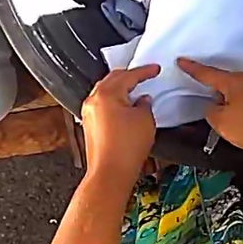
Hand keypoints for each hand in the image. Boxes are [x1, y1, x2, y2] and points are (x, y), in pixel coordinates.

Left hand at [80, 64, 159, 184]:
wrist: (110, 174)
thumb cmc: (124, 150)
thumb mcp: (145, 120)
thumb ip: (145, 104)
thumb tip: (143, 101)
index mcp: (107, 94)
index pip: (128, 75)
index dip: (144, 71)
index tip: (153, 69)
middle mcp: (93, 101)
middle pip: (112, 80)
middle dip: (129, 77)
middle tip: (144, 76)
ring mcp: (89, 114)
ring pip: (105, 92)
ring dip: (121, 89)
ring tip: (136, 92)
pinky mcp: (89, 126)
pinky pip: (102, 106)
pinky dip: (114, 102)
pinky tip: (125, 109)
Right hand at [176, 59, 242, 157]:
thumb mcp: (222, 124)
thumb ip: (211, 111)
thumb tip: (214, 105)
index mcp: (235, 81)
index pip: (208, 74)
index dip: (192, 68)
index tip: (181, 60)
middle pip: (230, 83)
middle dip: (223, 94)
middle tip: (222, 113)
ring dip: (242, 99)